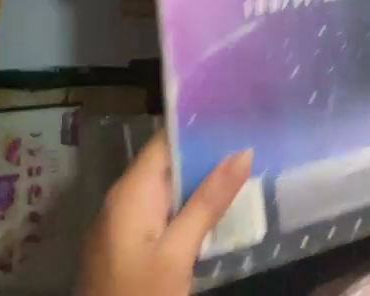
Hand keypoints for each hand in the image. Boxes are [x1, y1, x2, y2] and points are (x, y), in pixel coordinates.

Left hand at [78, 133, 251, 295]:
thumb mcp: (178, 252)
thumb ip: (208, 200)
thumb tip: (243, 151)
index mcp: (130, 192)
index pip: (166, 141)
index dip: (199, 127)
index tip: (236, 117)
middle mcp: (120, 200)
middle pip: (167, 164)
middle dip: (206, 156)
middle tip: (249, 145)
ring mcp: (120, 226)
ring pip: (165, 190)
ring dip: (199, 184)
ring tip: (243, 171)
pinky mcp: (126, 249)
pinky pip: (159, 213)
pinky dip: (186, 208)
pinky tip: (215, 212)